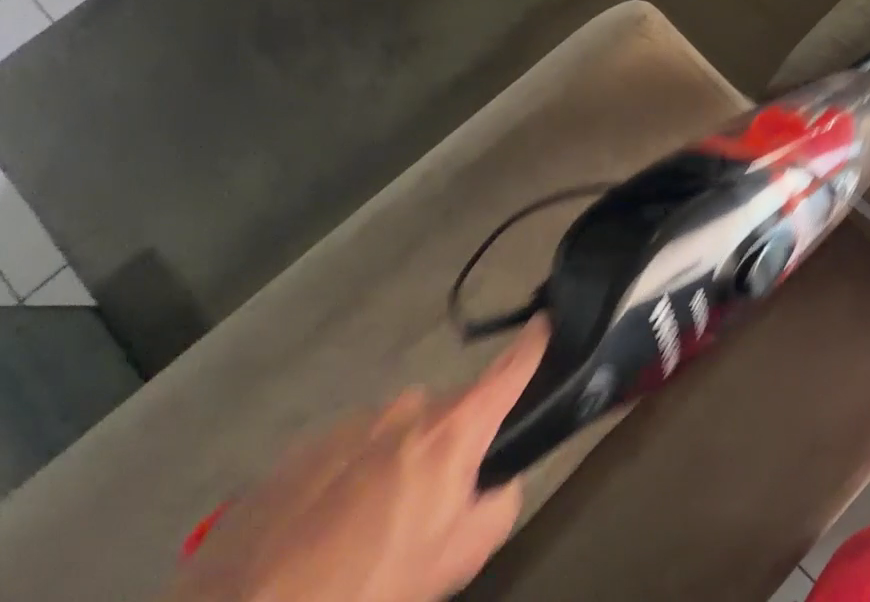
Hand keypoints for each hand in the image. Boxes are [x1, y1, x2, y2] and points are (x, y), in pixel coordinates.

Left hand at [164, 318, 549, 601]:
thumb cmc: (376, 576)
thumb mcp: (464, 552)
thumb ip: (499, 502)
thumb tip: (491, 483)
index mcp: (451, 430)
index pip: (507, 371)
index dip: (533, 344)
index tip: (547, 320)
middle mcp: (402, 413)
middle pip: (446, 416)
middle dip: (447, 447)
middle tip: (432, 503)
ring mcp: (344, 428)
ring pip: (392, 437)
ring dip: (394, 466)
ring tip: (369, 526)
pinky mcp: (295, 454)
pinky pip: (343, 458)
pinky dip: (345, 485)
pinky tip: (327, 532)